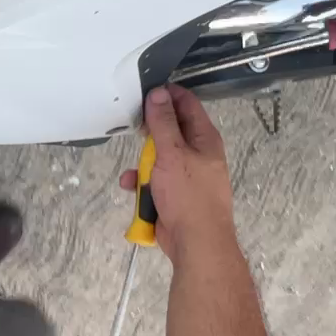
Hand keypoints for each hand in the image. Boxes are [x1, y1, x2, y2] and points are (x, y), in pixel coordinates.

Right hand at [118, 85, 236, 259]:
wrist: (195, 243)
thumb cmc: (188, 195)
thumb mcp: (172, 154)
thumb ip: (163, 123)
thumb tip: (158, 93)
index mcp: (204, 138)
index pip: (187, 104)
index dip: (167, 95)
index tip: (144, 92)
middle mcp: (197, 152)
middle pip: (170, 130)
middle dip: (149, 133)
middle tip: (135, 130)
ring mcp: (185, 174)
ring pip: (158, 156)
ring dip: (143, 163)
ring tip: (135, 170)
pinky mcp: (173, 193)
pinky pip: (153, 180)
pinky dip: (142, 183)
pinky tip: (132, 187)